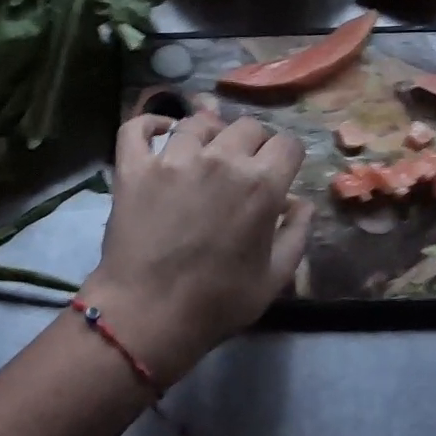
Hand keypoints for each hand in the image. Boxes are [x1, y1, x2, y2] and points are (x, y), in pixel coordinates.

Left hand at [81, 113, 313, 385]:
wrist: (148, 313)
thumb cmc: (218, 302)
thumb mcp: (275, 278)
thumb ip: (297, 234)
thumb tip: (301, 203)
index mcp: (260, 185)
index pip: (287, 144)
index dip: (287, 156)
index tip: (280, 169)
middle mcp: (219, 160)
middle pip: (246, 126)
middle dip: (253, 143)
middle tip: (243, 167)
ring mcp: (172, 158)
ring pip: (197, 123)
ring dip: (208, 134)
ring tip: (204, 153)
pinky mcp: (134, 166)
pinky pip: (138, 127)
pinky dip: (149, 123)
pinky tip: (160, 133)